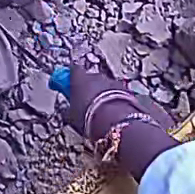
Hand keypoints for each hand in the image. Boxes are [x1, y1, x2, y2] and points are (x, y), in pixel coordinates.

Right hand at [62, 65, 178, 177]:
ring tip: (100, 112)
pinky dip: (115, 101)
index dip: (70, 77)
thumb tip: (65, 110)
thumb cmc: (91, 117)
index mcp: (80, 78)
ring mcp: (114, 83)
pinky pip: (119, 95)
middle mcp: (98, 76)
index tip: (66, 85)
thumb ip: (68, 109)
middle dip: (88, 87)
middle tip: (84, 102)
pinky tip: (113, 115)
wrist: (118, 123)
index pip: (73, 70)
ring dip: (103, 95)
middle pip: (91, 78)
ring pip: (106, 86)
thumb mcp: (71, 117)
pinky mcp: (129, 92)